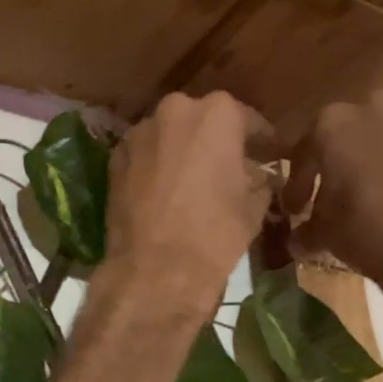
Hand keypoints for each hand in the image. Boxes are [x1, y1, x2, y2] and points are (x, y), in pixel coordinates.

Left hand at [101, 91, 274, 315]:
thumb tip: (260, 176)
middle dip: (215, 143)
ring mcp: (139, 132)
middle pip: (202, 123)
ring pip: (170, 137)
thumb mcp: (253, 207)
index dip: (259, 142)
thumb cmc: (214, 235)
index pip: (248, 120)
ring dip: (182, 153)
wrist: (154, 271)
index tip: (267, 155)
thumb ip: (260, 180)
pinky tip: (164, 194)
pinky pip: (146, 157)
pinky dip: (156, 168)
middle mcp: (176, 109)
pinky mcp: (115, 159)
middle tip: (227, 170)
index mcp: (218, 113)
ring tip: (192, 183)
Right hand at [283, 90, 382, 296]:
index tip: (299, 208)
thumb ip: (307, 229)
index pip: (305, 150)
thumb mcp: (327, 236)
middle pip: (355, 130)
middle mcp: (374, 103)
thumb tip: (297, 239)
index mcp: (331, 126)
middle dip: (349, 158)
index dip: (300, 182)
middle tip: (352, 192)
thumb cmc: (373, 234)